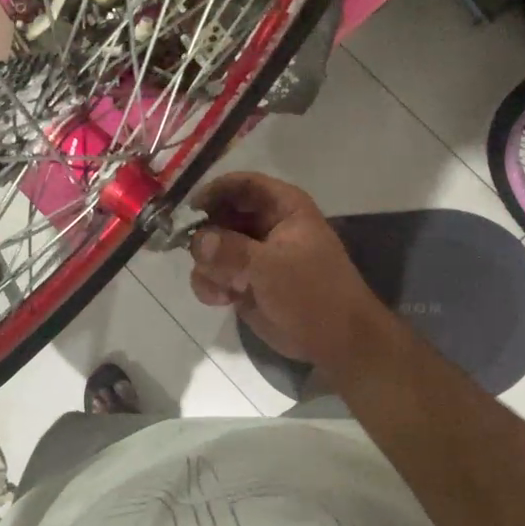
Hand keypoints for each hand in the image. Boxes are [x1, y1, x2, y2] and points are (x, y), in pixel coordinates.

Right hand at [188, 172, 391, 369]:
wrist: (334, 341)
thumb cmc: (313, 293)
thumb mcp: (273, 266)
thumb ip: (231, 250)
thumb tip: (196, 240)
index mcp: (283, 208)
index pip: (242, 184)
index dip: (215, 190)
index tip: (190, 210)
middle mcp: (263, 225)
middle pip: (218, 214)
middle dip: (205, 234)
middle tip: (198, 254)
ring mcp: (250, 255)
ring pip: (210, 247)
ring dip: (208, 265)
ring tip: (224, 285)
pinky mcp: (241, 282)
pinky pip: (211, 274)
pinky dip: (210, 285)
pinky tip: (222, 300)